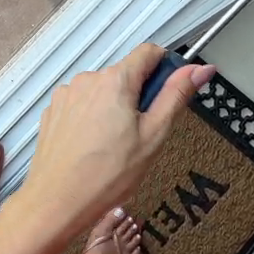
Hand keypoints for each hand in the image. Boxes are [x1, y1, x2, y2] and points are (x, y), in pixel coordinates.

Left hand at [13, 44, 214, 245]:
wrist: (57, 201)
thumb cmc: (106, 175)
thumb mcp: (153, 135)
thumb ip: (176, 96)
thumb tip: (200, 69)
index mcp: (115, 81)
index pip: (149, 52)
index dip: (164, 68)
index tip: (168, 92)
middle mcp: (87, 80)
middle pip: (124, 74)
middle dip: (138, 96)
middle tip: (141, 134)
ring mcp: (67, 95)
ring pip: (102, 91)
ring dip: (113, 108)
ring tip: (113, 146)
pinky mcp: (53, 111)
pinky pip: (82, 105)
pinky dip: (91, 118)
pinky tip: (92, 147)